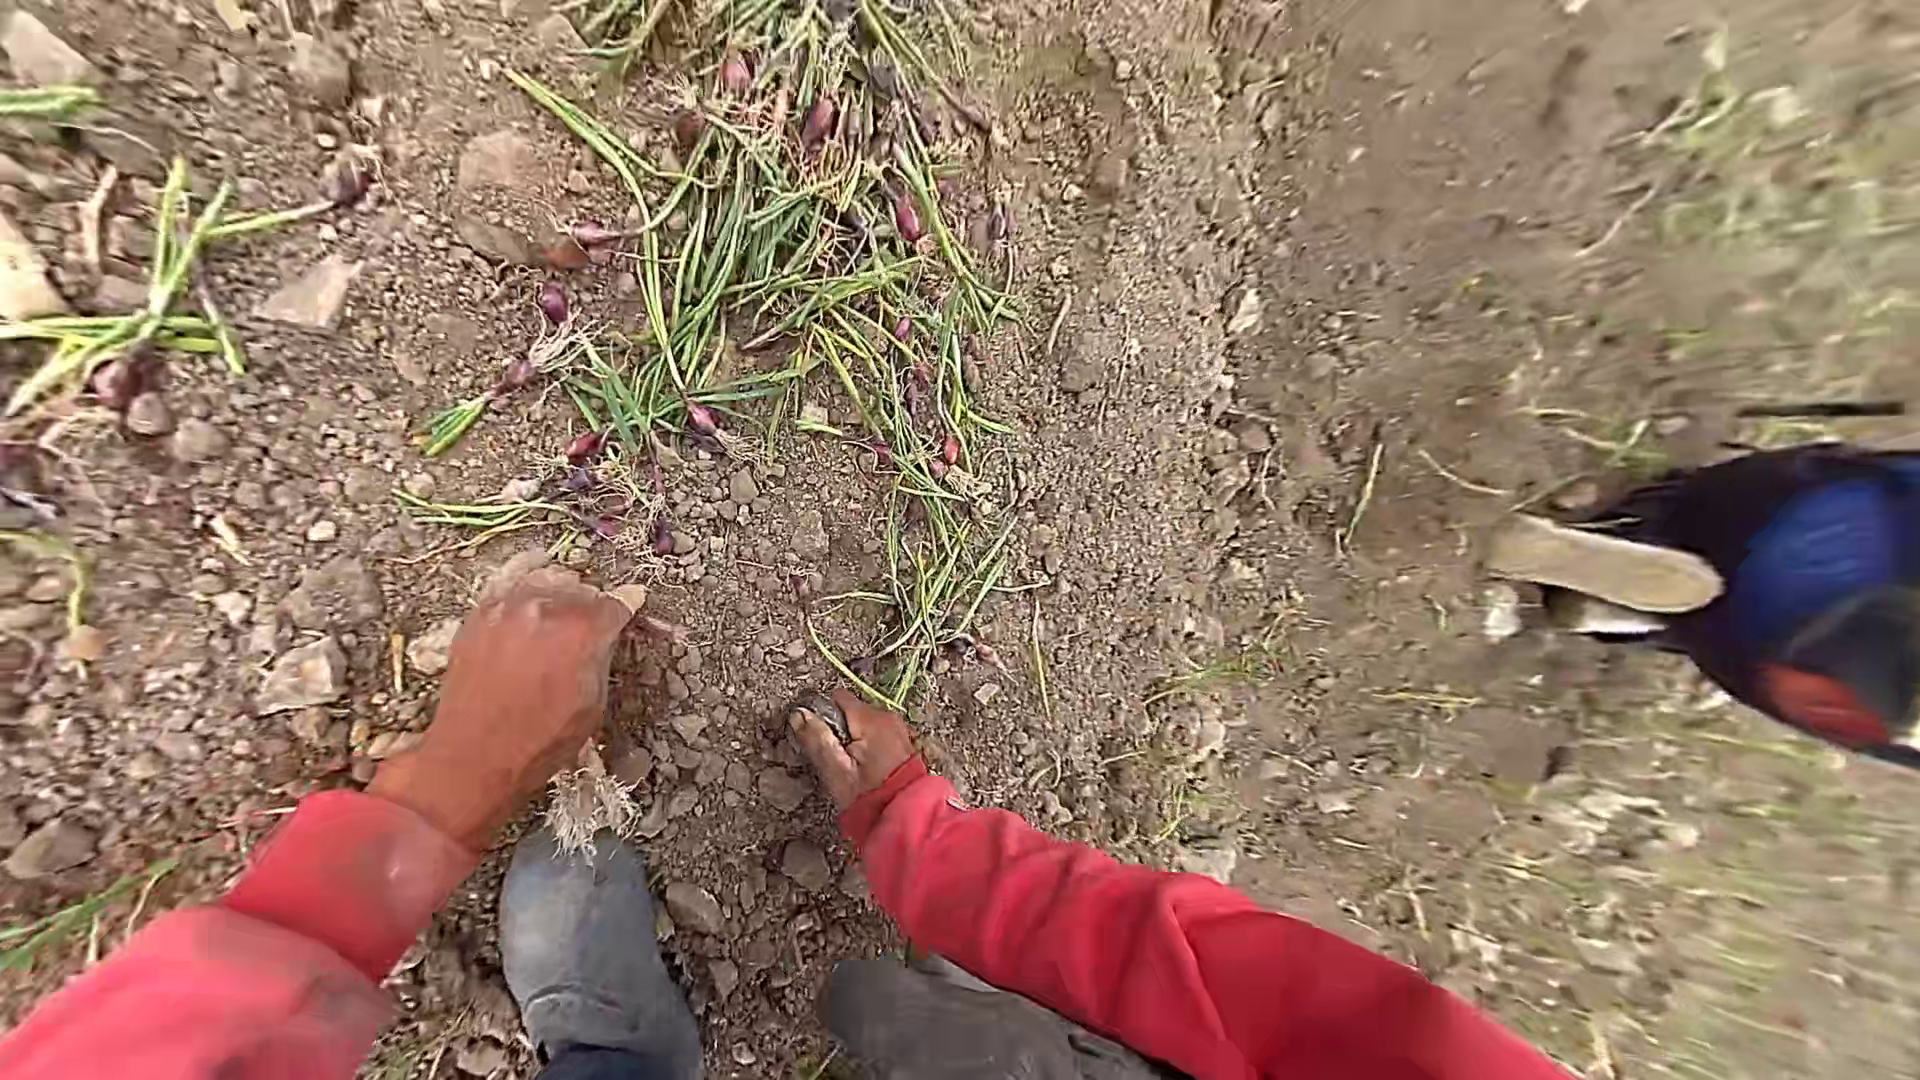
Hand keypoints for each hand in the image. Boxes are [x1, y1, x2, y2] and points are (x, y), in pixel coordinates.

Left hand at [369, 567, 634, 848]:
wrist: (474, 757)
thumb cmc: (539, 738)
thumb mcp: (594, 701)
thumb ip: (603, 655)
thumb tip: (609, 633)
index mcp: (584, 630)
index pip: (617, 602)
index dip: (628, 604)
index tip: (631, 604)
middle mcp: (547, 610)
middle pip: (583, 587)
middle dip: (593, 602)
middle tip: (594, 621)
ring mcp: (508, 610)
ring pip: (546, 578)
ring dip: (560, 590)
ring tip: (563, 606)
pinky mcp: (479, 618)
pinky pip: (506, 584)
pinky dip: (523, 582)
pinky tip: (532, 591)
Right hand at [789, 689, 916, 810]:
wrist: (906, 812)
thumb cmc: (868, 795)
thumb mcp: (836, 770)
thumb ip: (817, 739)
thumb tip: (799, 714)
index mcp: (870, 719)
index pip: (838, 698)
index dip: (824, 716)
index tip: (824, 740)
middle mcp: (886, 716)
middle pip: (851, 710)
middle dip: (840, 730)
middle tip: (840, 760)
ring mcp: (897, 726)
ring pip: (864, 722)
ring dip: (855, 738)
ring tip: (854, 766)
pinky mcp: (902, 738)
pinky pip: (877, 732)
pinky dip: (869, 744)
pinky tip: (869, 767)